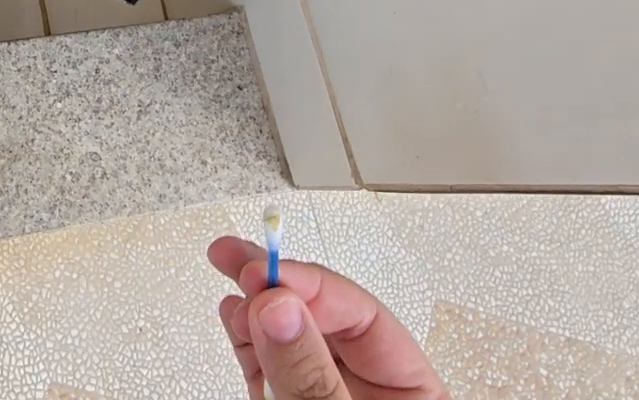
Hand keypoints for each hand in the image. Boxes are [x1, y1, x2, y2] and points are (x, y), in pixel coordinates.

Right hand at [208, 237, 446, 399]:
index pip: (363, 316)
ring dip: (256, 301)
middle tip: (235, 252)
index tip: (263, 275)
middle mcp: (368, 391)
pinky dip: (247, 335)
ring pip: (292, 333)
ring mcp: (327, 396)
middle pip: (322, 315)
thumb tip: (277, 307)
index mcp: (411, 396)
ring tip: (227, 272)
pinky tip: (233, 313)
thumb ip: (312, 376)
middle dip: (276, 278)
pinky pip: (269, 362)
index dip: (309, 285)